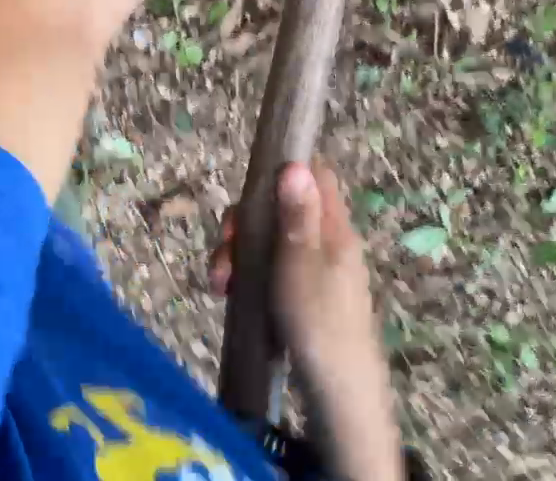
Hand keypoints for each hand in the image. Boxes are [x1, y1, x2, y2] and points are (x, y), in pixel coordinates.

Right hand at [210, 162, 402, 478]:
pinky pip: (268, 266)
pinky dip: (246, 272)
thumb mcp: (300, 262)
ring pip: (268, 238)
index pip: (317, 176)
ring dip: (237, 251)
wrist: (337, 391)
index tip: (250, 182)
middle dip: (243, 220)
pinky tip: (229, 291)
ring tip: (219, 280)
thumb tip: (296, 163)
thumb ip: (297, 215)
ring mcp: (315, 268)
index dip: (284, 168)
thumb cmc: (317, 321)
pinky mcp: (300, 292)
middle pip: (279, 207)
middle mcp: (327, 242)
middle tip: (226, 244)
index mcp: (334, 230)